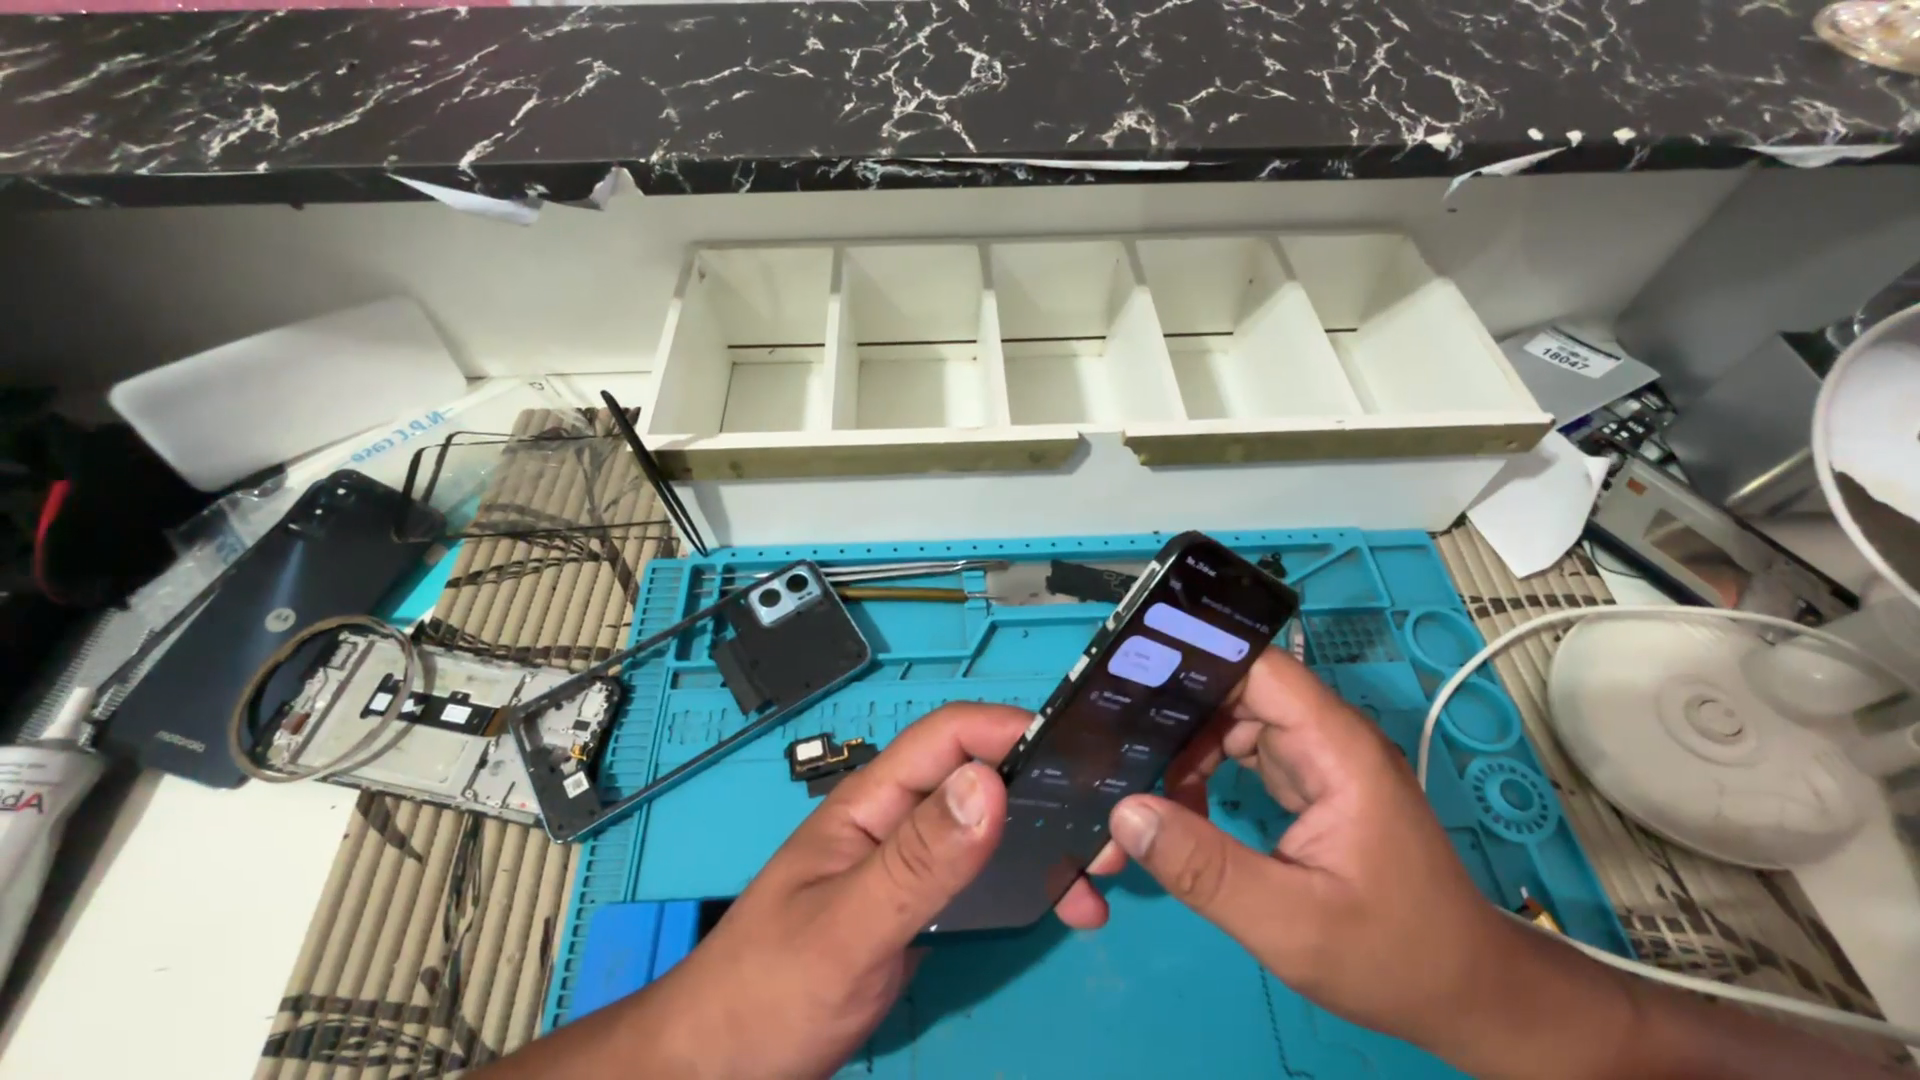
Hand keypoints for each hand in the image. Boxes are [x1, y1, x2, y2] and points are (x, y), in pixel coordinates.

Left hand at [608, 703, 1108, 1077]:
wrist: (723, 1062)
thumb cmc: (771, 989)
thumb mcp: (849, 926)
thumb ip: (918, 862)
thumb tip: (991, 784)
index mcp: (872, 803)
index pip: (949, 736)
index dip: (1010, 728)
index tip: (1078, 752)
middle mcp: (896, 821)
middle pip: (978, 776)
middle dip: (1044, 787)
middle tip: (1106, 827)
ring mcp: (908, 865)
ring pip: (987, 826)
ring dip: (1043, 838)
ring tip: (1098, 873)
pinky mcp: (917, 907)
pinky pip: (982, 875)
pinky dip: (1026, 883)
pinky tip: (1061, 905)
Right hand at [1101, 648, 1532, 1052]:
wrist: (1467, 995)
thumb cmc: (1391, 956)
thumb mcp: (1288, 923)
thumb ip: (1204, 867)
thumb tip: (1124, 814)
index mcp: (1336, 750)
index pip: (1258, 668)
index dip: (1194, 661)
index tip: (1129, 680)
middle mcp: (1330, 741)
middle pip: (1239, 691)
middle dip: (1176, 716)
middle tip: (1120, 751)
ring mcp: (1324, 762)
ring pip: (1237, 722)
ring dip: (1188, 750)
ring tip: (1146, 792)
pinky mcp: (1316, 787)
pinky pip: (1249, 755)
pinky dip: (1208, 773)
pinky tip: (1182, 808)